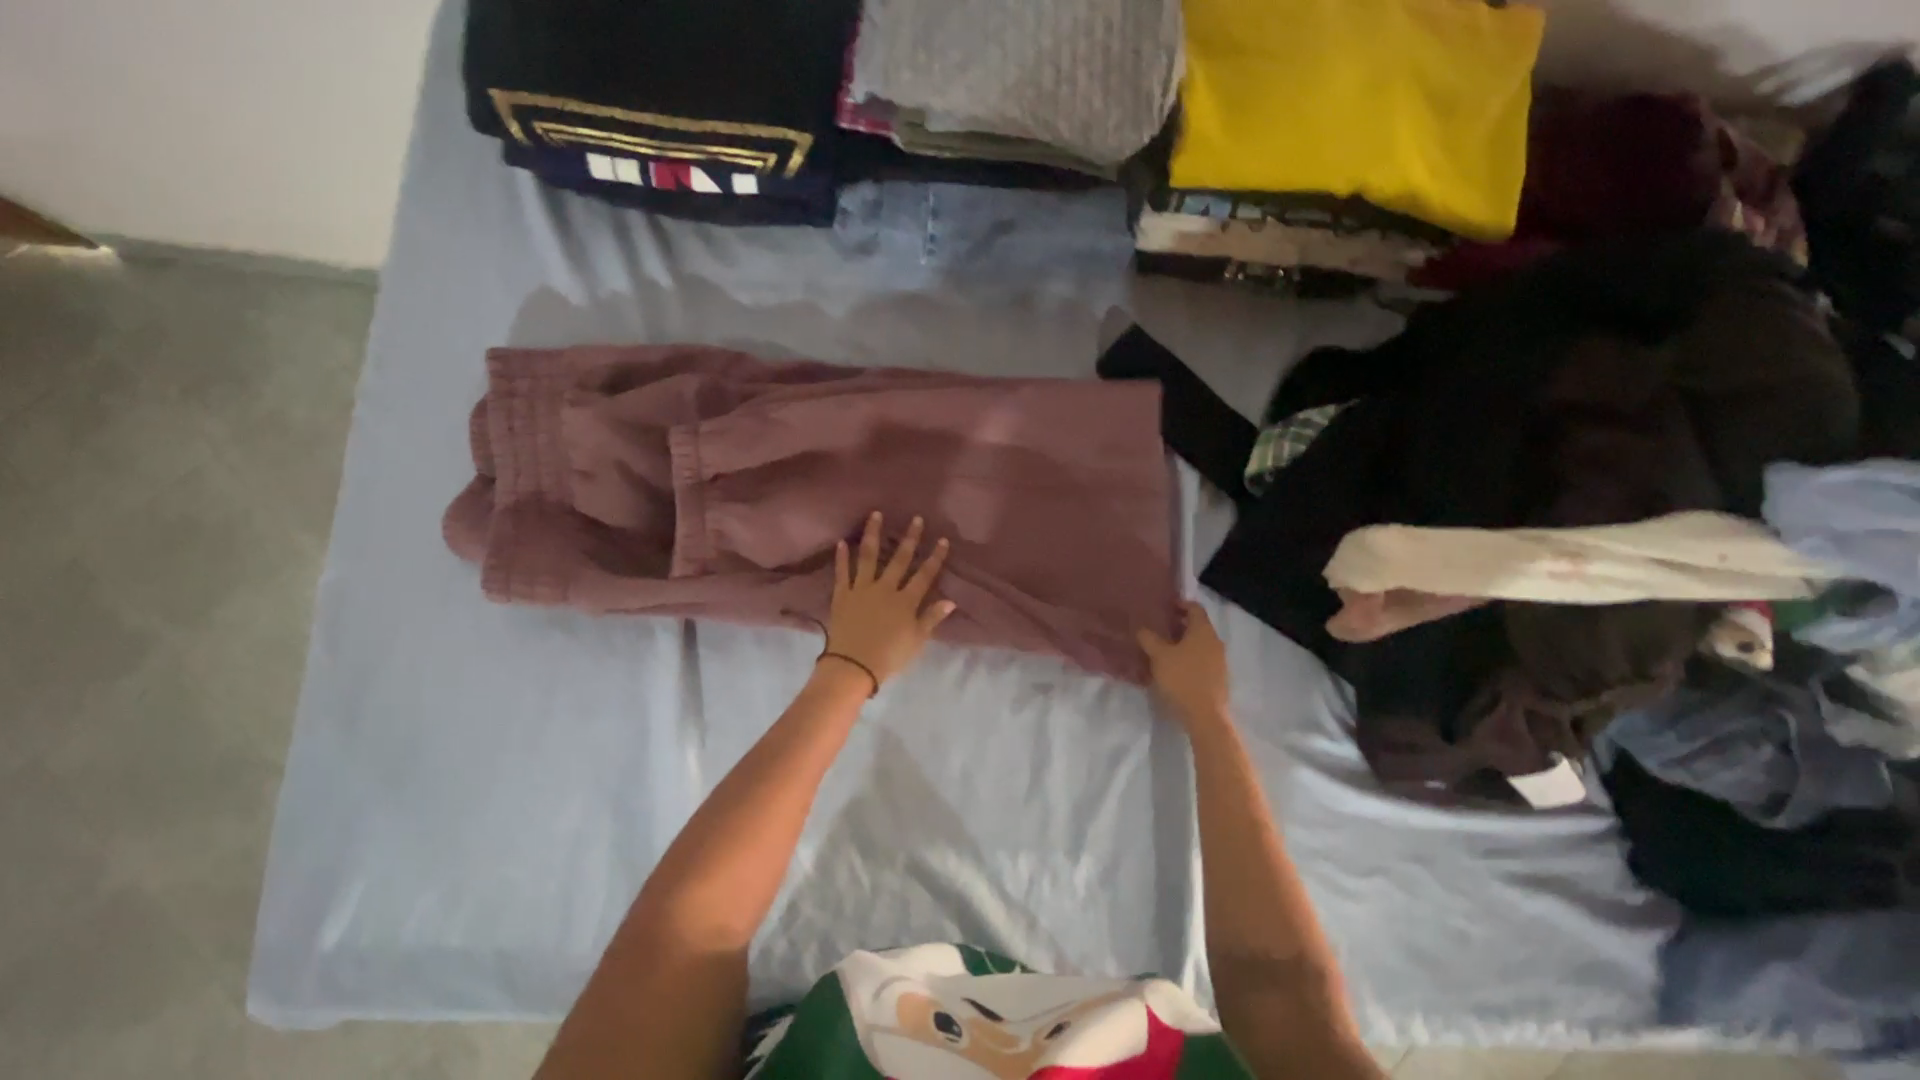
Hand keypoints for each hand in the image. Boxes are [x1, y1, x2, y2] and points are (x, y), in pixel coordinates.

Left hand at [822, 512, 956, 688]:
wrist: (853, 666)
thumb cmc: (889, 657)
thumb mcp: (917, 640)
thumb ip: (932, 618)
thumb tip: (951, 600)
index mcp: (905, 601)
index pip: (924, 575)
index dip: (934, 557)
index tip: (942, 539)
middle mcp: (885, 589)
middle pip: (899, 560)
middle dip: (909, 538)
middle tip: (916, 519)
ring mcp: (861, 589)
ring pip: (869, 557)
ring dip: (873, 535)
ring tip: (875, 514)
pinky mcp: (842, 595)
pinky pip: (842, 572)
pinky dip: (842, 557)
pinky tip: (842, 541)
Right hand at [1137, 601, 1231, 724]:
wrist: (1205, 716)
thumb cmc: (1182, 679)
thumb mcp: (1159, 656)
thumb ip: (1149, 639)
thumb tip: (1142, 628)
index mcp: (1203, 631)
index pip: (1195, 608)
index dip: (1180, 604)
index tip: (1165, 606)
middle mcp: (1215, 641)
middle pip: (1198, 625)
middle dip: (1179, 624)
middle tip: (1159, 627)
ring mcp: (1219, 660)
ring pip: (1200, 643)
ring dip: (1183, 642)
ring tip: (1163, 648)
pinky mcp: (1218, 677)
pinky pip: (1202, 658)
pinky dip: (1189, 656)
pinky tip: (1174, 667)